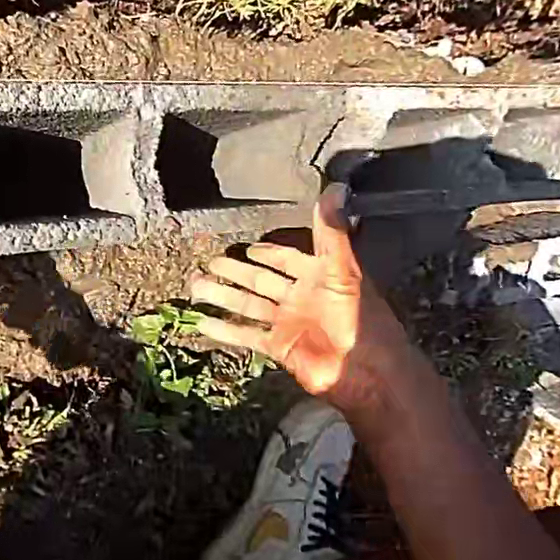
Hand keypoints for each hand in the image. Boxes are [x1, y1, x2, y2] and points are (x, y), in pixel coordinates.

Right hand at [188, 185, 429, 418]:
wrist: (364, 370)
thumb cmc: (359, 318)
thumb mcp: (343, 269)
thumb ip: (332, 231)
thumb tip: (334, 189)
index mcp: (317, 276)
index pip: (286, 258)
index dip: (268, 252)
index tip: (247, 248)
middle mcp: (299, 298)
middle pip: (259, 280)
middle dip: (234, 272)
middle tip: (210, 263)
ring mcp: (286, 323)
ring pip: (247, 304)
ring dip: (222, 296)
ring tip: (196, 286)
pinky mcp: (278, 346)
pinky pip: (246, 334)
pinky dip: (225, 329)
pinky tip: (203, 323)